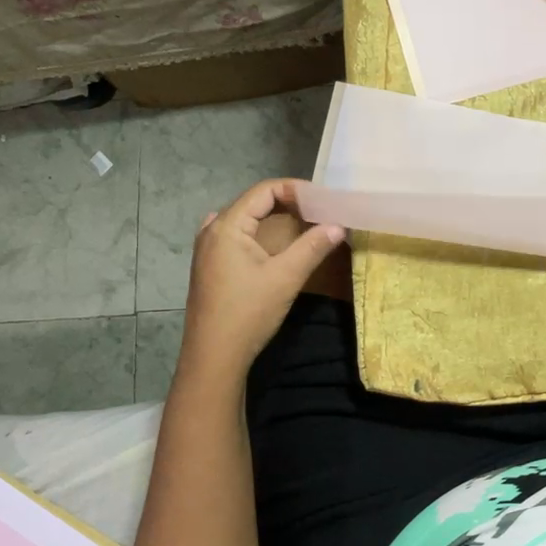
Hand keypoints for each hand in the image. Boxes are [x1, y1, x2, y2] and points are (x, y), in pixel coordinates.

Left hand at [179, 179, 343, 382]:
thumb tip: (338, 225)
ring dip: (272, 217)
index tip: (323, 200)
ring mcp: (206, 249)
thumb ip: (312, 247)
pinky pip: (235, 235)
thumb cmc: (248, 312)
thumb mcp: (285, 278)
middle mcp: (212, 230)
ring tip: (301, 224)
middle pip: (253, 202)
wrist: (213, 356)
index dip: (295, 189)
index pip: (264, 190)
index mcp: (227, 226)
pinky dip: (258, 232)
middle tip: (318, 212)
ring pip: (244, 219)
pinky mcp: (209, 266)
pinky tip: (272, 245)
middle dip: (287, 202)